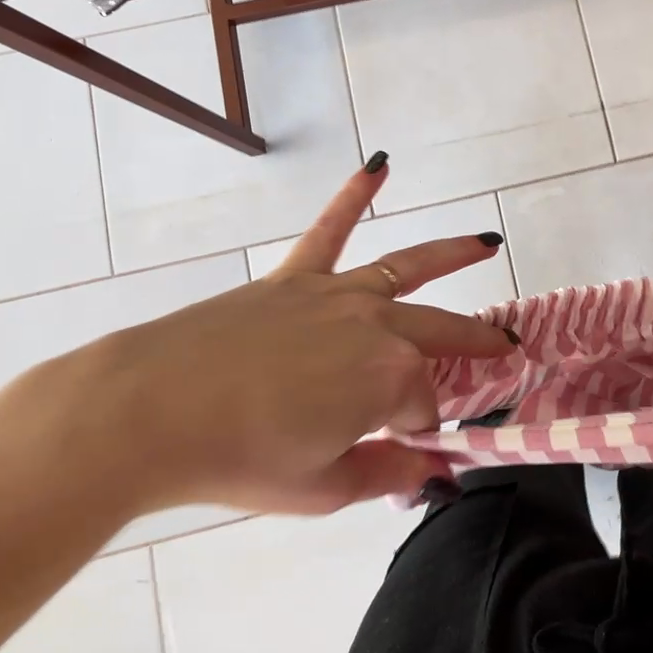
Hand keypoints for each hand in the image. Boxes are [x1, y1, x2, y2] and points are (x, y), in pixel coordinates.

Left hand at [59, 159, 513, 517]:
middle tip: (507, 351)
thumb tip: (429, 470)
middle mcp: (378, 326)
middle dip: (477, 345)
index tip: (402, 450)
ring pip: (410, 268)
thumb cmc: (239, 458)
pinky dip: (354, 195)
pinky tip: (379, 164)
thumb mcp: (321, 488)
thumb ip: (386, 475)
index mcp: (391, 379)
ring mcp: (337, 295)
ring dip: (454, 253)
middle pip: (440, 334)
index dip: (417, 432)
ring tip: (487, 242)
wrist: (146, 414)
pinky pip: (330, 229)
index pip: (424, 407)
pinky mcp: (294, 278)